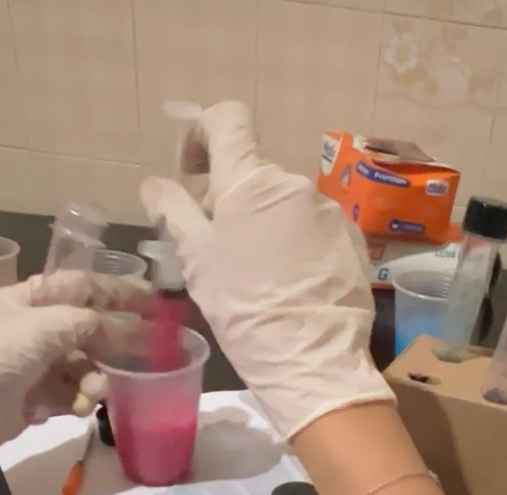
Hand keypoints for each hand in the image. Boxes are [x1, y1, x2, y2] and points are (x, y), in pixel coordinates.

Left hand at [0, 270, 146, 481]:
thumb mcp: (42, 331)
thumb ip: (92, 324)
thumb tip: (133, 330)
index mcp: (30, 300)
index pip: (84, 286)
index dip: (119, 291)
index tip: (155, 303)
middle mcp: (36, 328)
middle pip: (90, 329)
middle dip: (113, 346)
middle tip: (147, 355)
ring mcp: (37, 364)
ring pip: (87, 366)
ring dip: (95, 381)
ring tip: (90, 396)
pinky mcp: (39, 396)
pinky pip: (74, 393)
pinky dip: (79, 401)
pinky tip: (74, 410)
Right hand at [139, 101, 392, 440]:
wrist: (311, 362)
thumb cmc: (244, 309)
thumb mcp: (197, 260)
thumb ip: (173, 210)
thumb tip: (154, 184)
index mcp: (251, 179)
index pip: (227, 120)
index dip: (202, 135)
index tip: (192, 175)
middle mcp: (295, 185)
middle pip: (254, 174)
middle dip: (230, 200)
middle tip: (218, 250)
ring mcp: (329, 214)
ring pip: (284, 206)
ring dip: (265, 226)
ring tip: (257, 277)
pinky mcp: (351, 244)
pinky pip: (314, 232)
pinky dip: (296, 247)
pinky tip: (289, 287)